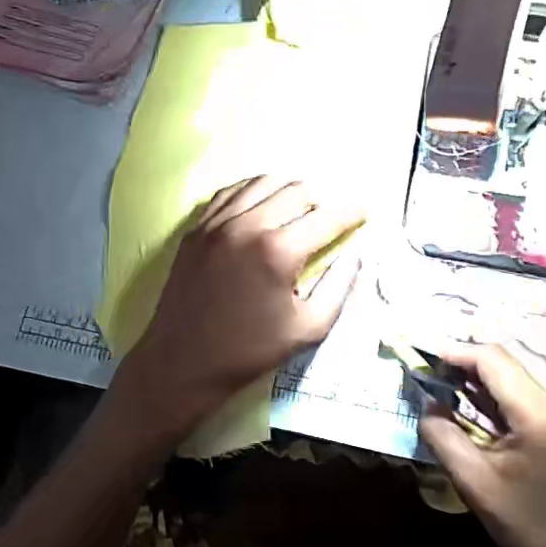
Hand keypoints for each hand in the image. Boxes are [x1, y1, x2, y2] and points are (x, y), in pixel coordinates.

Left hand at [121, 176, 361, 429]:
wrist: (181, 364)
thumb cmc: (250, 351)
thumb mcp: (309, 328)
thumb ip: (339, 287)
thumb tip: (356, 257)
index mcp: (278, 251)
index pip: (326, 217)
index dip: (351, 213)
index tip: (364, 211)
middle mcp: (247, 226)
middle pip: (296, 190)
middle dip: (321, 200)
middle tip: (329, 218)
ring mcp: (217, 223)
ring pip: (262, 183)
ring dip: (288, 190)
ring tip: (299, 207)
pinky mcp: (196, 229)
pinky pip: (230, 193)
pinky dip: (253, 191)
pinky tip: (262, 204)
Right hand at [418, 344, 545, 546]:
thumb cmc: (540, 539)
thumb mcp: (480, 490)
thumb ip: (445, 438)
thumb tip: (428, 402)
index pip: (495, 358)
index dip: (459, 353)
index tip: (433, 362)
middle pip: (521, 356)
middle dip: (482, 362)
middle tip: (452, 381)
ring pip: (543, 369)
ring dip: (509, 376)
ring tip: (480, 400)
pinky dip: (533, 391)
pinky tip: (517, 417)